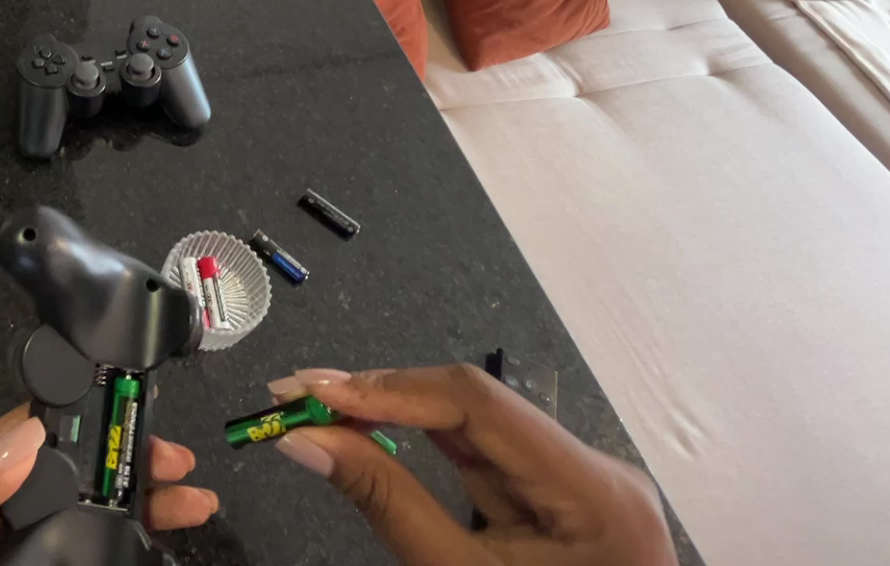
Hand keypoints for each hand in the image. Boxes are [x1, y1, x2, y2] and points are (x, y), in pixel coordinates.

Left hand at [0, 405, 218, 565]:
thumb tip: (28, 438)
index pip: (35, 436)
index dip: (89, 421)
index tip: (136, 418)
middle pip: (72, 477)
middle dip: (128, 465)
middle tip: (181, 470)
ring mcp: (9, 548)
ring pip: (81, 517)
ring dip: (136, 506)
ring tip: (188, 508)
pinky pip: (74, 552)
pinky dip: (117, 545)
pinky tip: (148, 547)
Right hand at [267, 365, 675, 564]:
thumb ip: (384, 500)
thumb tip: (300, 438)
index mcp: (595, 489)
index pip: (475, 402)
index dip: (388, 388)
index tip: (312, 393)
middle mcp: (591, 466)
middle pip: (468, 402)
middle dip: (377, 396)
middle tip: (295, 396)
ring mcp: (571, 475)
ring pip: (462, 418)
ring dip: (385, 410)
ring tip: (315, 406)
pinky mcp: (547, 489)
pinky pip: (469, 446)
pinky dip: (412, 437)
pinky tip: (361, 427)